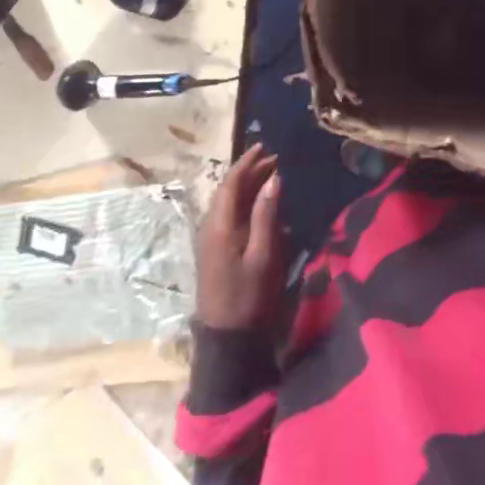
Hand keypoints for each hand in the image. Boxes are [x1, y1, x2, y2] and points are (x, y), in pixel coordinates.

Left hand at [197, 143, 282, 329]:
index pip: (231, 183)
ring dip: (247, 187)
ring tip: (269, 176)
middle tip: (273, 159)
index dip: (247, 163)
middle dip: (249, 172)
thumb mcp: (264, 256)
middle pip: (228, 190)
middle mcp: (210, 226)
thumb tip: (273, 180)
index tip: (265, 148)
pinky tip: (261, 206)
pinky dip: (244, 203)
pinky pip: (228, 216)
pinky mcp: (215, 250)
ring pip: (227, 203)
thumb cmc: (248, 296)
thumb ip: (267, 216)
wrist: (226, 336)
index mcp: (219, 225)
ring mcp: (210, 239)